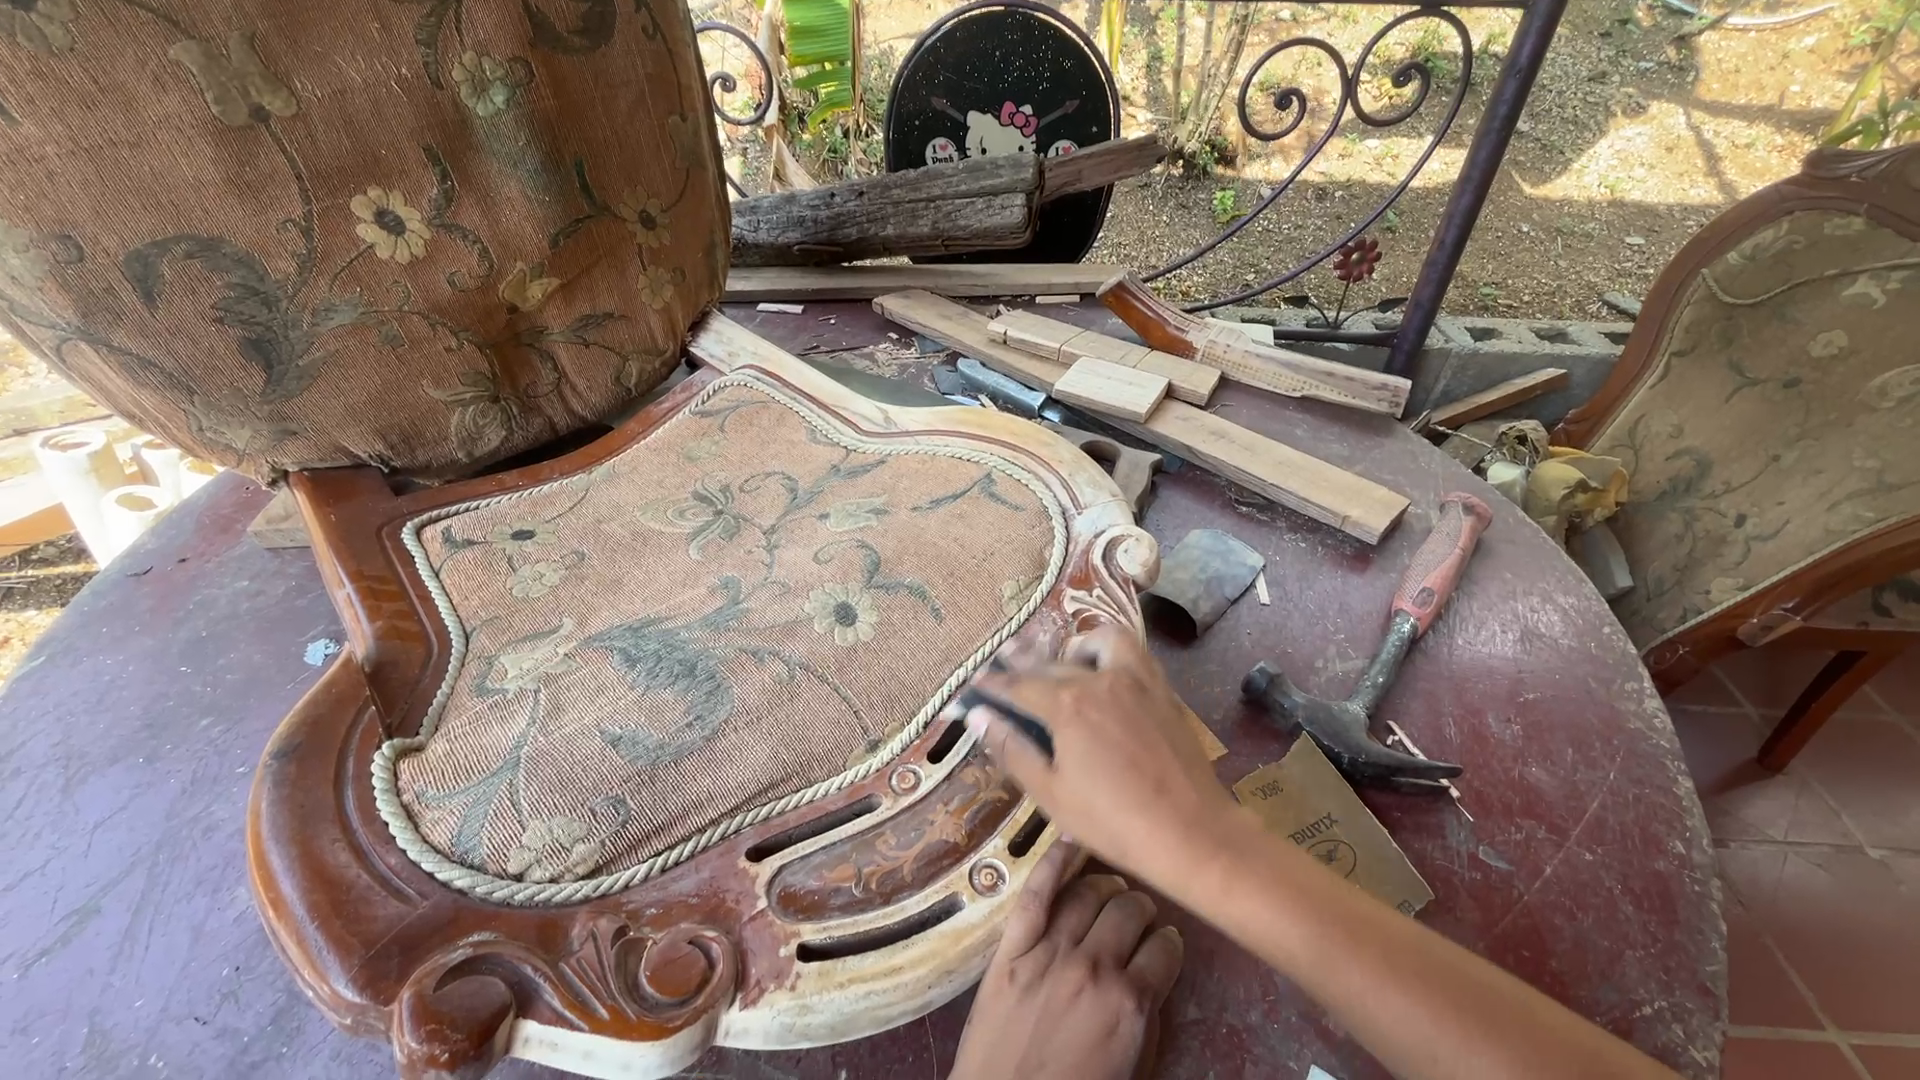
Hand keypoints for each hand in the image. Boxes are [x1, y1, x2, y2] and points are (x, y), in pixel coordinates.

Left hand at [948, 838, 1183, 1079]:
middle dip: (1142, 909)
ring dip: (1107, 886)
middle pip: (1129, 912)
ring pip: (1087, 896)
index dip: (1169, 944)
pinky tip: (1069, 842)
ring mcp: (1048, 953)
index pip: (1165, 950)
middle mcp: (1093, 967)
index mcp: (1130, 1003)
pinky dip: (1052, 862)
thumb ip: (1144, 1020)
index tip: (1166, 942)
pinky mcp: (1010, 951)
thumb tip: (1149, 980)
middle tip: (1140, 913)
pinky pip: (1034, 895)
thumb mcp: (1131, 1069)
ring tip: (1112, 888)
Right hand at [957, 626, 1239, 883]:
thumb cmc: (1112, 822)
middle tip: (1003, 666)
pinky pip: (1134, 653)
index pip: (1017, 686)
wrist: (1190, 832)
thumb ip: (1012, 750)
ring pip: (1100, 641)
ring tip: (1065, 663)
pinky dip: (1112, 653)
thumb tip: (978, 717)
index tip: (973, 686)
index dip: (991, 685)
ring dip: (1076, 647)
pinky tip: (1107, 674)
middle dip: (1022, 664)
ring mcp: (1136, 680)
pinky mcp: (1162, 690)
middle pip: (1051, 663)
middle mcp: (1099, 680)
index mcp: (1066, 706)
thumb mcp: (1050, 794)